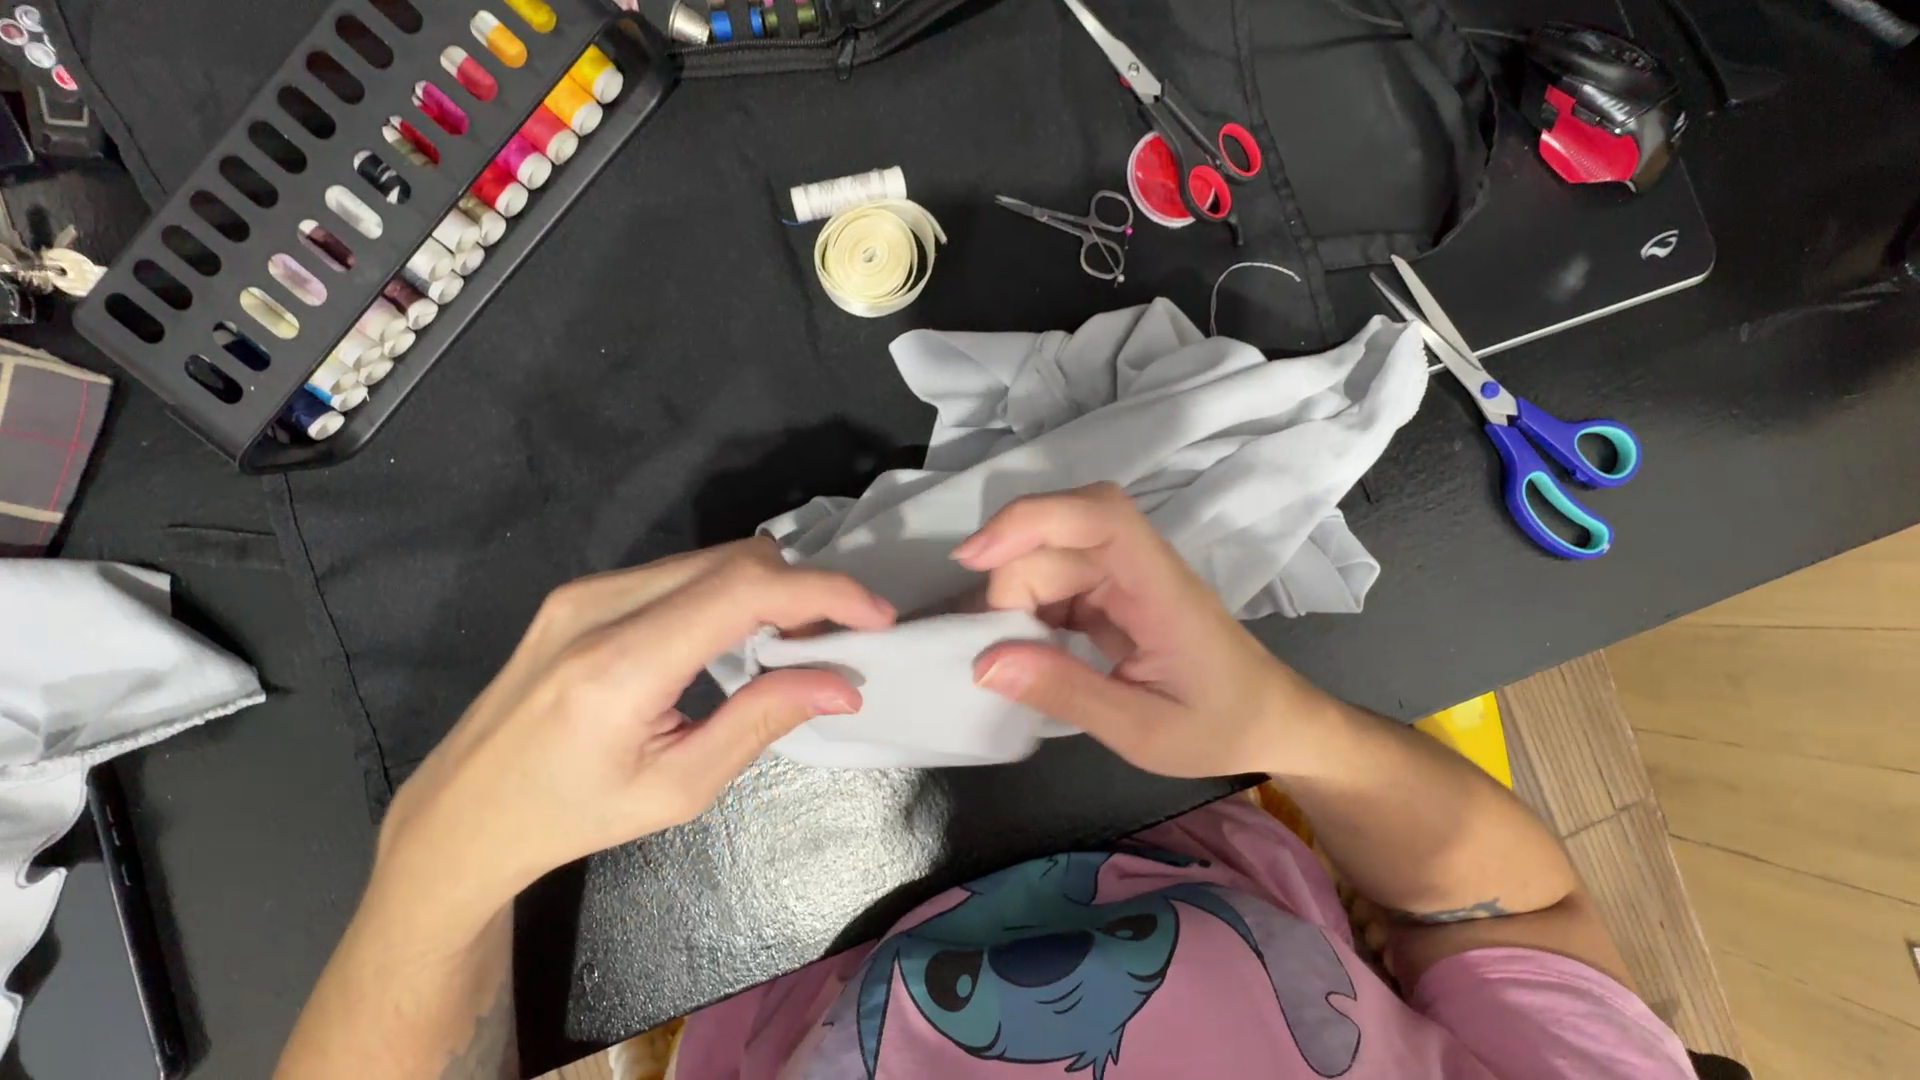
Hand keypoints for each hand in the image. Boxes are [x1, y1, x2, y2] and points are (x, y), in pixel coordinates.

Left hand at [368, 539, 895, 941]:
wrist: (462, 814)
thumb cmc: (573, 815)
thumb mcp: (677, 787)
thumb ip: (761, 722)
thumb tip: (843, 684)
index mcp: (621, 665)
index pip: (744, 591)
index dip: (823, 591)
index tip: (875, 614)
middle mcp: (599, 605)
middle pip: (734, 560)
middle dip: (804, 587)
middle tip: (838, 635)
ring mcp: (583, 590)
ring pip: (709, 558)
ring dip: (769, 586)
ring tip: (796, 636)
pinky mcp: (580, 591)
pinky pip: (679, 570)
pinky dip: (728, 589)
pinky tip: (739, 631)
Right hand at [954, 484, 1331, 777]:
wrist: (1271, 724)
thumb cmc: (1219, 727)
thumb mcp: (1142, 731)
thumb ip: (1065, 692)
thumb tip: (983, 662)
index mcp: (1163, 589)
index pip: (1100, 516)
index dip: (1032, 519)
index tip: (974, 557)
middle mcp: (1142, 567)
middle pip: (1060, 538)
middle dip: (1012, 582)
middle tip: (997, 649)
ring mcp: (1127, 577)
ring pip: (1051, 558)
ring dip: (1018, 600)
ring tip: (1012, 655)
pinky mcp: (1115, 593)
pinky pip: (1058, 582)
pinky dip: (1031, 610)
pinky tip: (1029, 648)